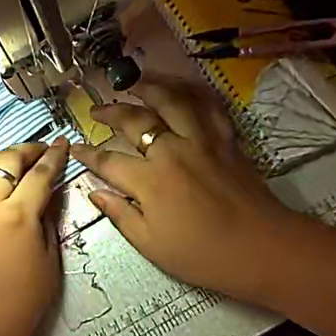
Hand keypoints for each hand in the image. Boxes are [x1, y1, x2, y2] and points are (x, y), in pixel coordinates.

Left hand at [0, 139, 70, 335]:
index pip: (40, 173)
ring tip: (11, 164)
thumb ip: (49, 218)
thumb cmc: (23, 299)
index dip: (55, 155)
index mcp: (17, 215)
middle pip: (7, 160)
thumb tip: (50, 193)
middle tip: (41, 150)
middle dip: (27, 150)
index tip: (62, 143)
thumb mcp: (50, 258)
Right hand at [72, 78, 314, 302]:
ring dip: (150, 86)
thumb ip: (121, 214)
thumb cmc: (202, 254)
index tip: (74, 148)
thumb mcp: (151, 245)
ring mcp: (202, 140)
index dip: (88, 154)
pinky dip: (194, 93)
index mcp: (150, 180)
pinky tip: (183, 89)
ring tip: (135, 81)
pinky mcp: (226, 139)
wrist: (261, 247)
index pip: (109, 160)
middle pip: (136, 120)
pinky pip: (208, 106)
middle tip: (97, 108)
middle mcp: (173, 150)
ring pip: (173, 100)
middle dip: (111, 111)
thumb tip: (96, 192)